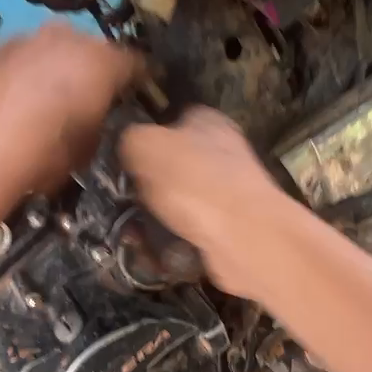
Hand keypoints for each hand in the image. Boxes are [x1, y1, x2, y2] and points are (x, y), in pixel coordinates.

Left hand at [0, 23, 137, 210]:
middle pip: (92, 50)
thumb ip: (99, 128)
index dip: (138, 84)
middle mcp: (67, 37)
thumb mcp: (87, 151)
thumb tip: (96, 124)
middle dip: (95, 73)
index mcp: (102, 60)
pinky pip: (23, 61)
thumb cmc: (44, 152)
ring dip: (58, 72)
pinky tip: (21, 106)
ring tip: (55, 107)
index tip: (137, 101)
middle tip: (95, 104)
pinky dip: (27, 77)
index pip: (135, 65)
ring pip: (55, 52)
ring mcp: (26, 38)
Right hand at [121, 107, 303, 299]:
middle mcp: (223, 156)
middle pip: (174, 167)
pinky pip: (189, 235)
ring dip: (156, 218)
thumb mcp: (147, 146)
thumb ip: (131, 139)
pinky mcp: (229, 232)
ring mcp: (228, 196)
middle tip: (125, 199)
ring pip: (179, 204)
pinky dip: (172, 243)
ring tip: (134, 230)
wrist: (245, 238)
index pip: (172, 121)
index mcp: (208, 123)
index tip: (125, 160)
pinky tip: (155, 250)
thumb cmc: (196, 182)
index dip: (146, 140)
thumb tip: (129, 147)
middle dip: (148, 186)